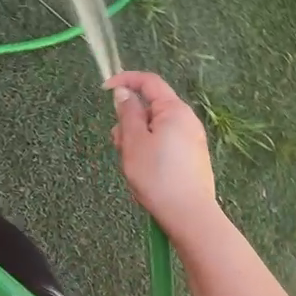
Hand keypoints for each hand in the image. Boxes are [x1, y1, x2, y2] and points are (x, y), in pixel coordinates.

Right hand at [104, 72, 216, 230]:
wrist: (189, 216)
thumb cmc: (157, 175)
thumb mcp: (134, 141)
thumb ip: (127, 112)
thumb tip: (124, 92)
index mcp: (174, 110)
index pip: (149, 81)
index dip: (125, 80)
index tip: (104, 90)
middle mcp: (187, 120)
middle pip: (150, 107)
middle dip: (129, 119)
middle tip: (118, 143)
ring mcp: (191, 140)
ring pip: (154, 127)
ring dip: (136, 138)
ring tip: (130, 163)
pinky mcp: (191, 157)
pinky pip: (164, 142)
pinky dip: (148, 149)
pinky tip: (144, 172)